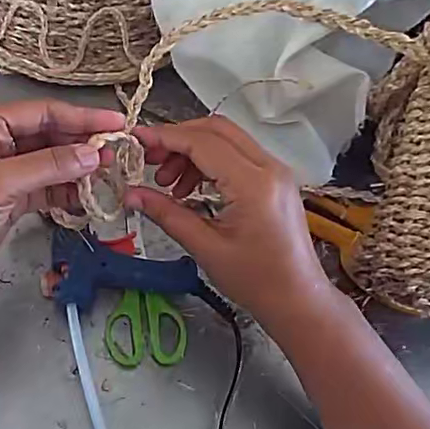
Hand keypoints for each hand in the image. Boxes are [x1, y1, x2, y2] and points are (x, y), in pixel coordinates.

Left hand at [0, 99, 125, 290]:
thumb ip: (50, 165)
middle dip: (81, 145)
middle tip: (116, 154)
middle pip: (48, 137)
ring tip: (107, 176)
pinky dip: (64, 192)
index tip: (117, 124)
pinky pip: (44, 188)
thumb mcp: (1, 182)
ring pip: (49, 164)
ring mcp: (3, 172)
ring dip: (76, 170)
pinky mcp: (8, 199)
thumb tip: (94, 153)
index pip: (43, 113)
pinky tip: (85, 197)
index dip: (82, 118)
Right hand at [125, 117, 338, 327]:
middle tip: (150, 162)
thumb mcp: (205, 248)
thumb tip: (131, 195)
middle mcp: (269, 167)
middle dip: (178, 139)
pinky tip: (190, 190)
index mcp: (253, 184)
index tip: (136, 141)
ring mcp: (276, 171)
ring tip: (168, 184)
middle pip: (216, 129)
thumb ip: (167, 214)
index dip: (165, 137)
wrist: (298, 299)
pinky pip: (237, 155)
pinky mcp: (275, 180)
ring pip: (227, 139)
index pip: (203, 142)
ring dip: (192, 151)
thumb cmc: (256, 280)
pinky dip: (209, 162)